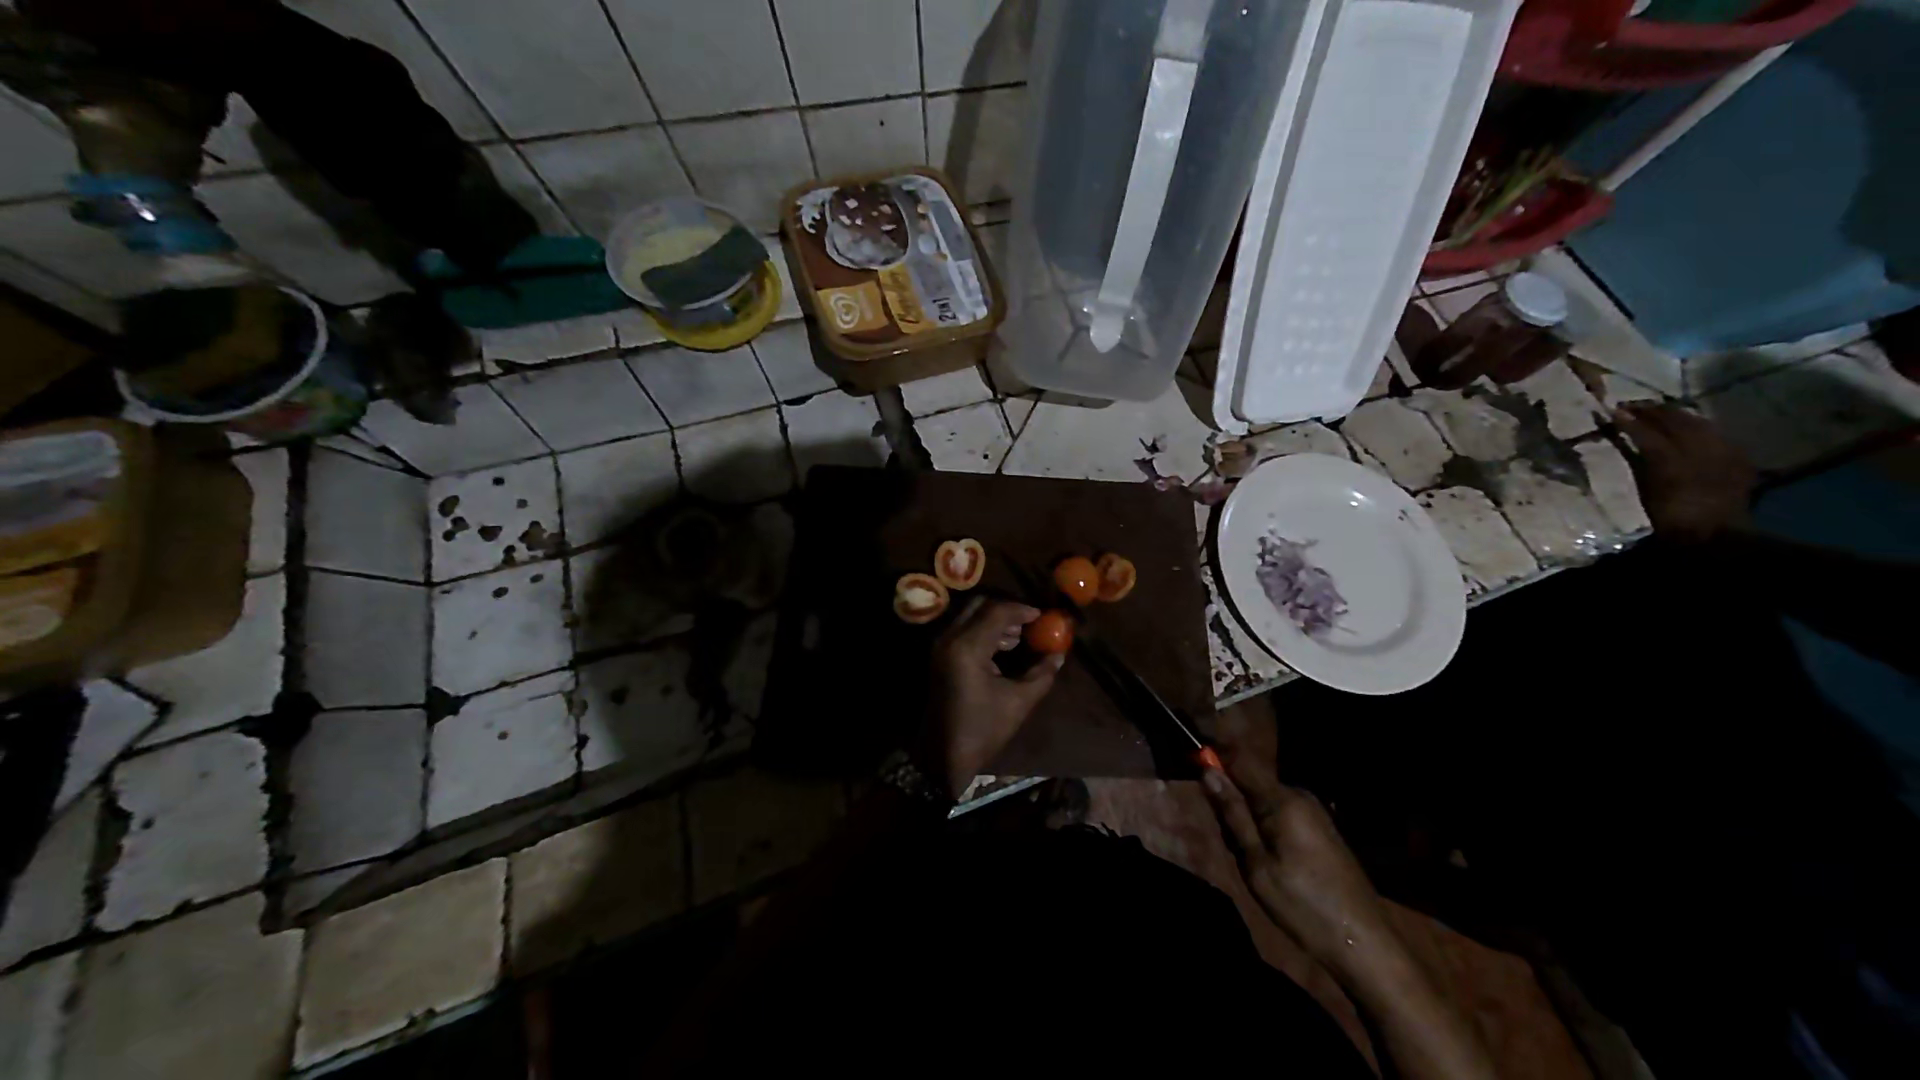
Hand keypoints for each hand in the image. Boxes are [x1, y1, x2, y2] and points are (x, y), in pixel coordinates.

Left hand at [923, 597, 1063, 796]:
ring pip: (969, 616)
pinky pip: (962, 630)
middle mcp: (949, 639)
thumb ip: (1041, 674)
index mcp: (967, 647)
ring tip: (1020, 638)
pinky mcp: (939, 656)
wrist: (943, 755)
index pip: (997, 612)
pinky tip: (1002, 648)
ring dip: (994, 620)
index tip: (1043, 616)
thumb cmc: (983, 729)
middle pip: (979, 605)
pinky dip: (982, 630)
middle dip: (1006, 610)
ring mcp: (941, 647)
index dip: (1022, 610)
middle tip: (1029, 623)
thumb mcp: (1018, 702)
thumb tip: (1059, 654)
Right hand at [1199, 747, 1398, 981]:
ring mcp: (1315, 812)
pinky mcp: (1323, 830)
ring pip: (1265, 801)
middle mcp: (1300, 796)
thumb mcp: (1256, 863)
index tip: (1192, 772)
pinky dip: (1267, 830)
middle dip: (1231, 802)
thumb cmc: (1303, 905)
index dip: (1213, 760)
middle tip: (1228, 845)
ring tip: (1250, 862)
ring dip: (1249, 820)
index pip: (1239, 761)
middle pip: (1251, 782)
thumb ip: (1232, 814)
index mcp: (1283, 799)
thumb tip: (1207, 771)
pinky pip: (1282, 814)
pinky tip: (1273, 865)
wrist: (1364, 945)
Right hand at [1613, 402, 1756, 541]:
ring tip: (1658, 413)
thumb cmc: (1670, 517)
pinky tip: (1688, 431)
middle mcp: (1701, 450)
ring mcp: (1723, 453)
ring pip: (1699, 424)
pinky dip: (1698, 429)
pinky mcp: (1737, 461)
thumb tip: (1626, 436)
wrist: (1714, 538)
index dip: (1632, 419)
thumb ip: (1638, 459)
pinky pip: (1715, 436)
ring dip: (1677, 416)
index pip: (1650, 431)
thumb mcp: (1647, 488)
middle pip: (1678, 422)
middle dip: (1655, 412)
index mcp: (1672, 460)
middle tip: (1633, 406)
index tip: (1614, 411)